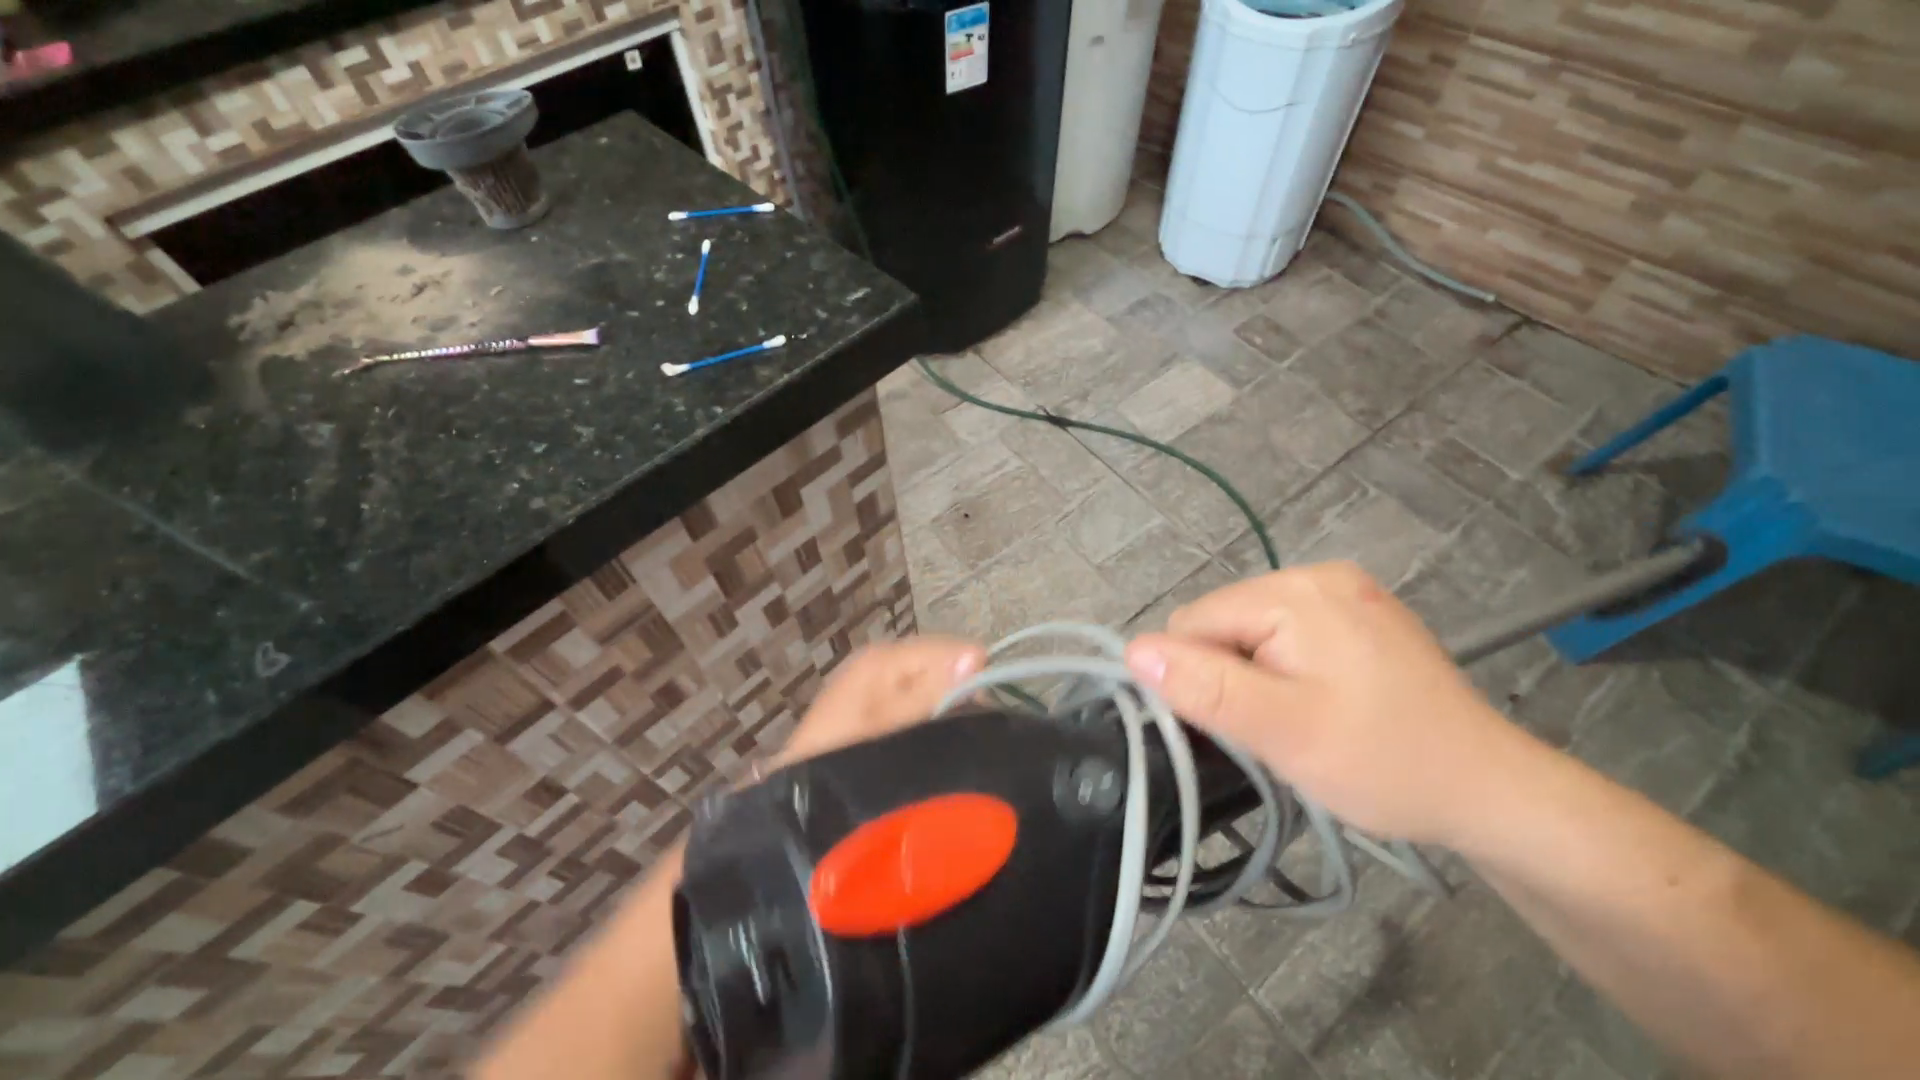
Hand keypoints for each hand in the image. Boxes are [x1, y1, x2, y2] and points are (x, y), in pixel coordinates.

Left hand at [776, 636, 986, 766]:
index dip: (974, 684)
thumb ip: (931, 692)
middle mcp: (882, 664)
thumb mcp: (889, 724)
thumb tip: (977, 656)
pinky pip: (918, 710)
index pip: (953, 652)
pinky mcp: (875, 711)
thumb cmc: (842, 755)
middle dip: (958, 702)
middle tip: (960, 743)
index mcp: (884, 657)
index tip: (983, 723)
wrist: (796, 797)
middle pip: (944, 672)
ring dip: (944, 720)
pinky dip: (927, 730)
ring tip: (944, 754)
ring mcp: (878, 687)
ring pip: (933, 693)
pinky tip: (924, 755)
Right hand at [1125, 562, 1540, 846]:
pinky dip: (1286, 672)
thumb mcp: (1283, 731)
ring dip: (1256, 678)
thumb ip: (1206, 688)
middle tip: (1276, 730)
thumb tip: (1132, 651)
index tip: (1236, 728)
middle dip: (1230, 678)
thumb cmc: (1383, 762)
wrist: (1489, 790)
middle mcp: (1320, 575)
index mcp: (1298, 591)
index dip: (1198, 680)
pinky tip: (1322, 705)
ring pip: (1252, 633)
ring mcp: (1346, 592)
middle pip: (1223, 622)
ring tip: (1301, 722)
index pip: (1194, 622)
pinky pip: (1289, 636)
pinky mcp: (1361, 615)